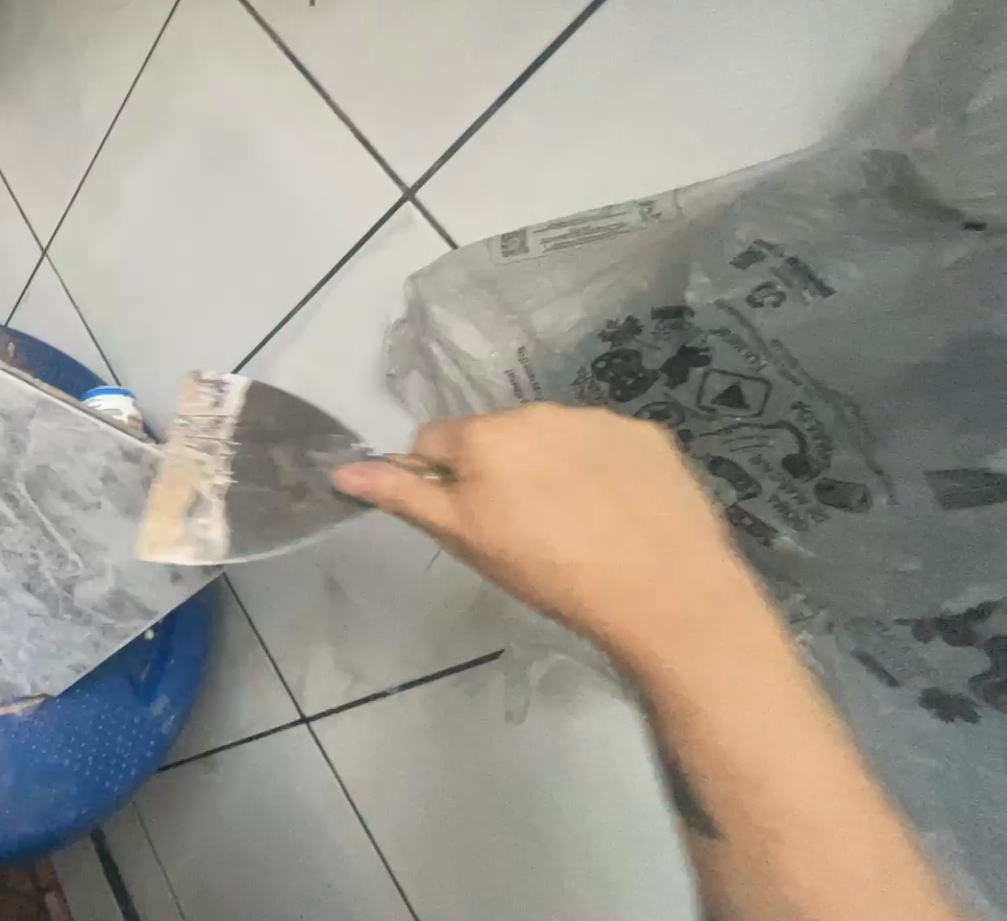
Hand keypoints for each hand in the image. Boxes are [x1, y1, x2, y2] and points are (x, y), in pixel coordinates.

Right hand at [332, 404, 769, 662]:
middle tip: (517, 525)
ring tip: (570, 520)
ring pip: (544, 438)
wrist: (666, 597)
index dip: (440, 480)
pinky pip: (599, 443)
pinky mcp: (648, 435)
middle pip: (489, 436)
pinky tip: (612, 509)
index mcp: (484, 433)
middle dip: (492, 470)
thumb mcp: (459, 535)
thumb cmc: (544, 567)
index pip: (431, 441)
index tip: (469, 518)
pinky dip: (595, 467)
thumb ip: (400, 494)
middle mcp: (535, 410)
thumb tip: (340, 469)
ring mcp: (596, 419)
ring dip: (542, 465)